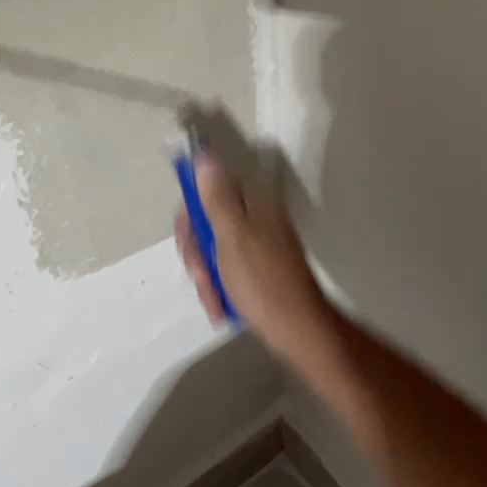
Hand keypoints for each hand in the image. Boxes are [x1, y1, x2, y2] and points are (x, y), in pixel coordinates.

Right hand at [174, 154, 337, 358]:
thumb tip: (205, 156)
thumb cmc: (262, 282)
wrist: (298, 331)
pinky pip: (226, 271)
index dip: (192, 216)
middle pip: (208, 223)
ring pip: (214, 251)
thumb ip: (216, 197)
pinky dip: (219, 289)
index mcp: (253, 205)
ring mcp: (259, 246)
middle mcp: (257, 219)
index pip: (209, 192)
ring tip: (214, 300)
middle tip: (201, 276)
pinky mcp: (258, 271)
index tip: (188, 242)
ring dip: (206, 277)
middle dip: (198, 254)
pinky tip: (221, 308)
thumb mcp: (232, 236)